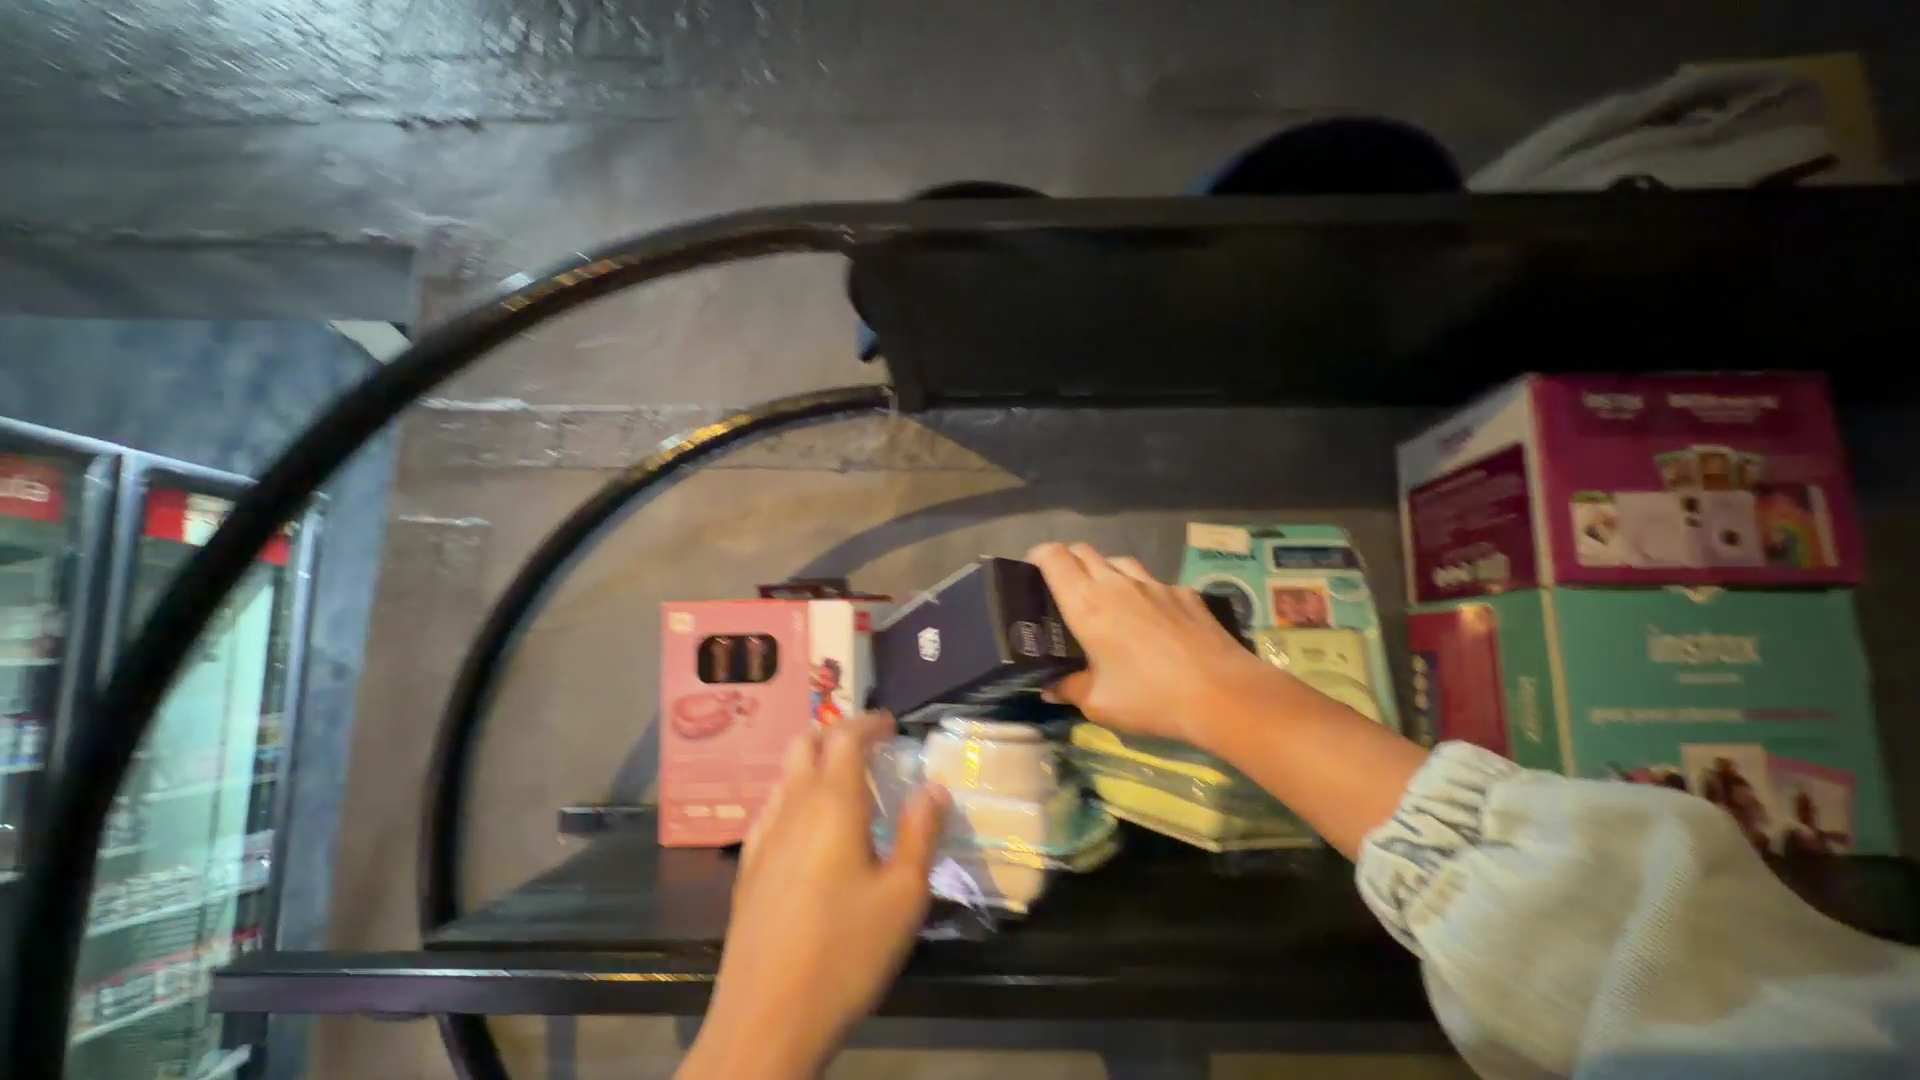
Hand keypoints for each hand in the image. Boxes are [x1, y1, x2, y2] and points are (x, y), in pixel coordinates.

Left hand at [682, 712, 948, 1079]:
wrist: (767, 1017)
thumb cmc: (847, 952)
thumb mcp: (904, 896)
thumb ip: (921, 834)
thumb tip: (933, 787)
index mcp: (833, 804)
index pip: (845, 737)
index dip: (868, 722)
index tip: (892, 724)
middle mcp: (792, 807)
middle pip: (805, 744)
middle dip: (836, 733)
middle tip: (869, 745)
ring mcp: (763, 837)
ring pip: (785, 775)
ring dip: (813, 762)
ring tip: (845, 783)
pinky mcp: (748, 868)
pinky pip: (772, 809)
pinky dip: (794, 796)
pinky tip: (810, 829)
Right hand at [1029, 542, 1427, 856]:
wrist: (1224, 694)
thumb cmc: (1151, 699)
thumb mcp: (1099, 704)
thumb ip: (1069, 689)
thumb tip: (1050, 687)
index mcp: (1088, 604)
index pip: (1053, 557)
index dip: (1037, 556)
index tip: (1031, 574)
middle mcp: (1117, 584)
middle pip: (1083, 551)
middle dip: (1067, 562)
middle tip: (1063, 592)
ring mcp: (1155, 585)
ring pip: (1119, 562)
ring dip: (1105, 573)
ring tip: (1106, 604)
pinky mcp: (1185, 594)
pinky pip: (1153, 583)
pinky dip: (1142, 594)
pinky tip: (1151, 624)